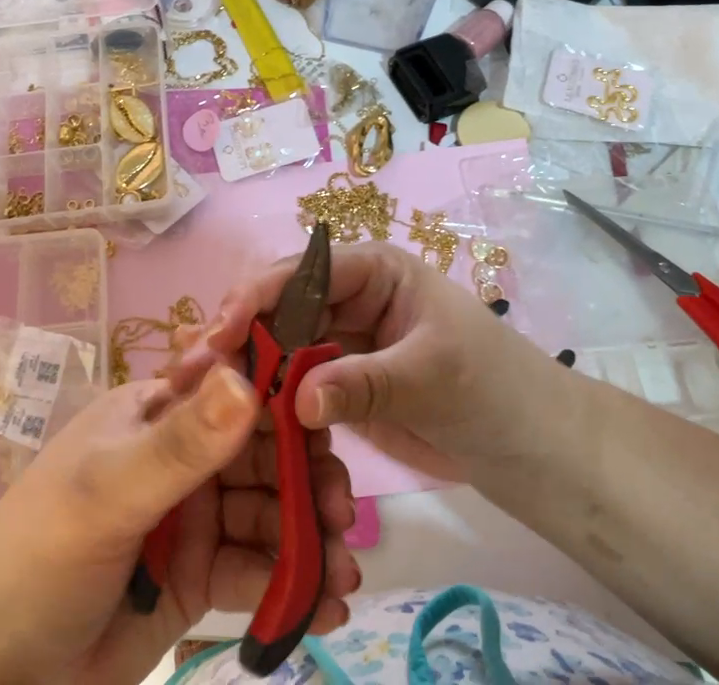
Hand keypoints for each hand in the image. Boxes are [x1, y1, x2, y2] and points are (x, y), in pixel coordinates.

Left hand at [0, 366, 358, 684]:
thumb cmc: (37, 560)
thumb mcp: (107, 496)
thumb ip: (181, 445)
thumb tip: (247, 376)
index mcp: (153, 415)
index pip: (231, 388)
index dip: (286, 399)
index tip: (332, 418)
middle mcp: (180, 459)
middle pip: (262, 455)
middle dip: (307, 481)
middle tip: (342, 515)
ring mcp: (192, 519)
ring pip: (269, 515)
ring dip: (309, 540)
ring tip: (345, 576)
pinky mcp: (200, 577)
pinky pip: (259, 571)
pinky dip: (294, 586)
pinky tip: (327, 608)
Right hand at [179, 242, 554, 480]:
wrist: (530, 447)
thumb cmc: (494, 388)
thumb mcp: (432, 375)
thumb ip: (364, 382)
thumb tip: (298, 400)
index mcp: (372, 270)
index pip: (302, 273)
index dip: (256, 297)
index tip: (220, 333)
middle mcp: (347, 299)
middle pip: (278, 309)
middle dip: (235, 336)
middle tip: (189, 374)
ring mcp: (340, 345)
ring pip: (276, 349)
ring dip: (240, 371)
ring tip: (192, 397)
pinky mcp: (337, 387)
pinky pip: (290, 387)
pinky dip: (262, 401)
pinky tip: (227, 418)